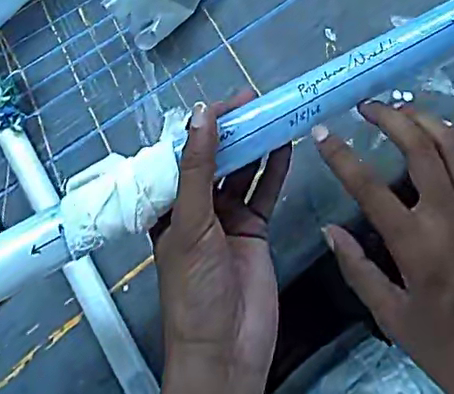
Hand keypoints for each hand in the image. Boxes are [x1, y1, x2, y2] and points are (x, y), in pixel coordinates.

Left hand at [154, 91, 292, 393]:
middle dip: (231, 129)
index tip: (222, 102)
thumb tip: (202, 116)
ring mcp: (226, 217)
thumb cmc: (193, 292)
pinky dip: (274, 168)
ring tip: (268, 114)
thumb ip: (198, 166)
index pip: (184, 152)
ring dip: (254, 144)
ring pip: (241, 170)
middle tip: (250, 101)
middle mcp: (197, 205)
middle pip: (215, 157)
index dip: (201, 125)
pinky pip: (264, 191)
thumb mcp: (191, 222)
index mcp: (169, 203)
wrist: (225, 352)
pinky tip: (284, 146)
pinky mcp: (253, 229)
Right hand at [313, 103, 453, 393]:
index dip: (340, 155)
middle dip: (387, 117)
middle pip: (417, 147)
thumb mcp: (396, 321)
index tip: (322, 134)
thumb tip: (329, 230)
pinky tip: (443, 130)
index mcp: (418, 247)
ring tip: (399, 108)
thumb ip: (359, 271)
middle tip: (365, 107)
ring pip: (452, 144)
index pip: (368, 187)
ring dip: (423, 118)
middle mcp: (450, 217)